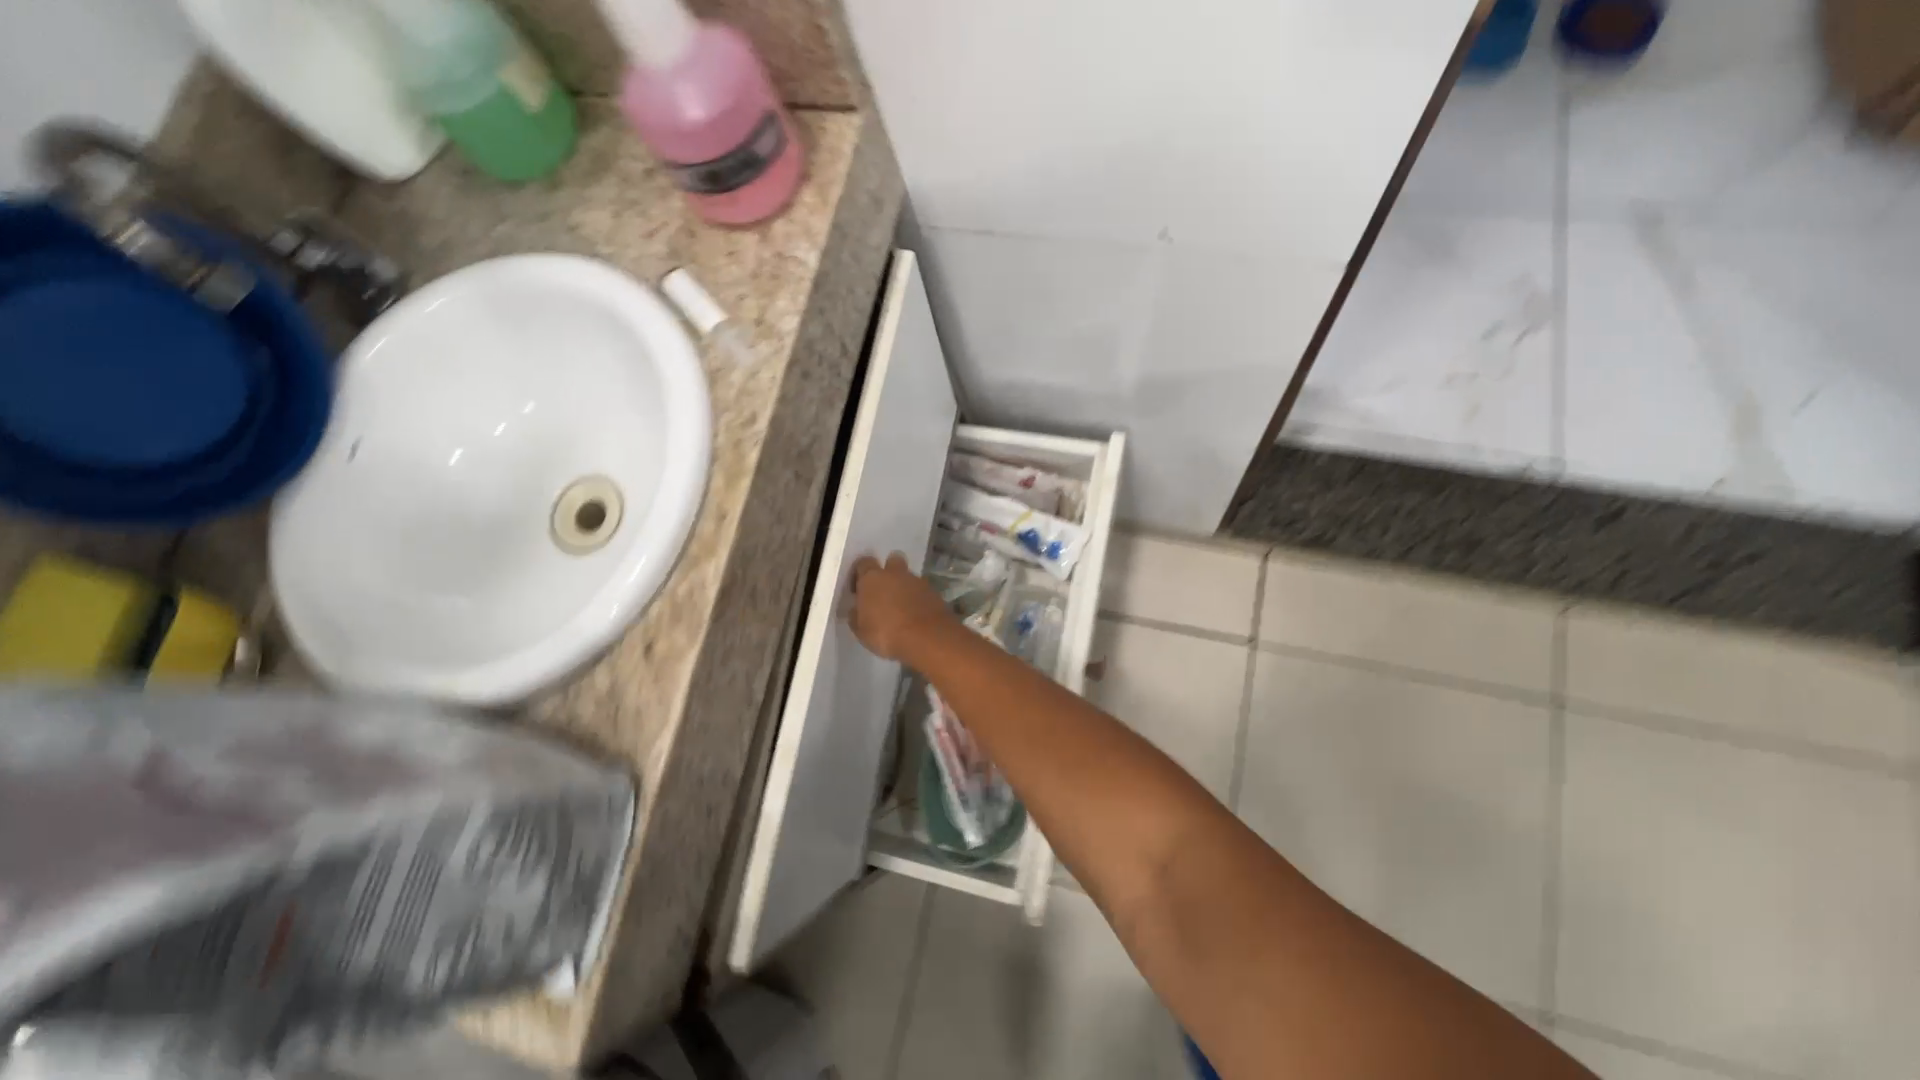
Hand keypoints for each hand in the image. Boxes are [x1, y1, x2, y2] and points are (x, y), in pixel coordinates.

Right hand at [848, 553, 954, 662]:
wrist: (926, 638)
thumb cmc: (886, 633)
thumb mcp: (861, 631)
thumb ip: (856, 616)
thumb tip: (856, 609)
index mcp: (872, 578)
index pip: (863, 563)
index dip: (860, 574)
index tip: (859, 589)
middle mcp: (895, 574)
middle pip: (892, 561)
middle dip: (888, 571)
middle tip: (884, 591)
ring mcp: (917, 581)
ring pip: (908, 577)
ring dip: (904, 587)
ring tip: (901, 607)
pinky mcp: (934, 592)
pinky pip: (922, 591)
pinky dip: (918, 598)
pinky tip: (916, 615)